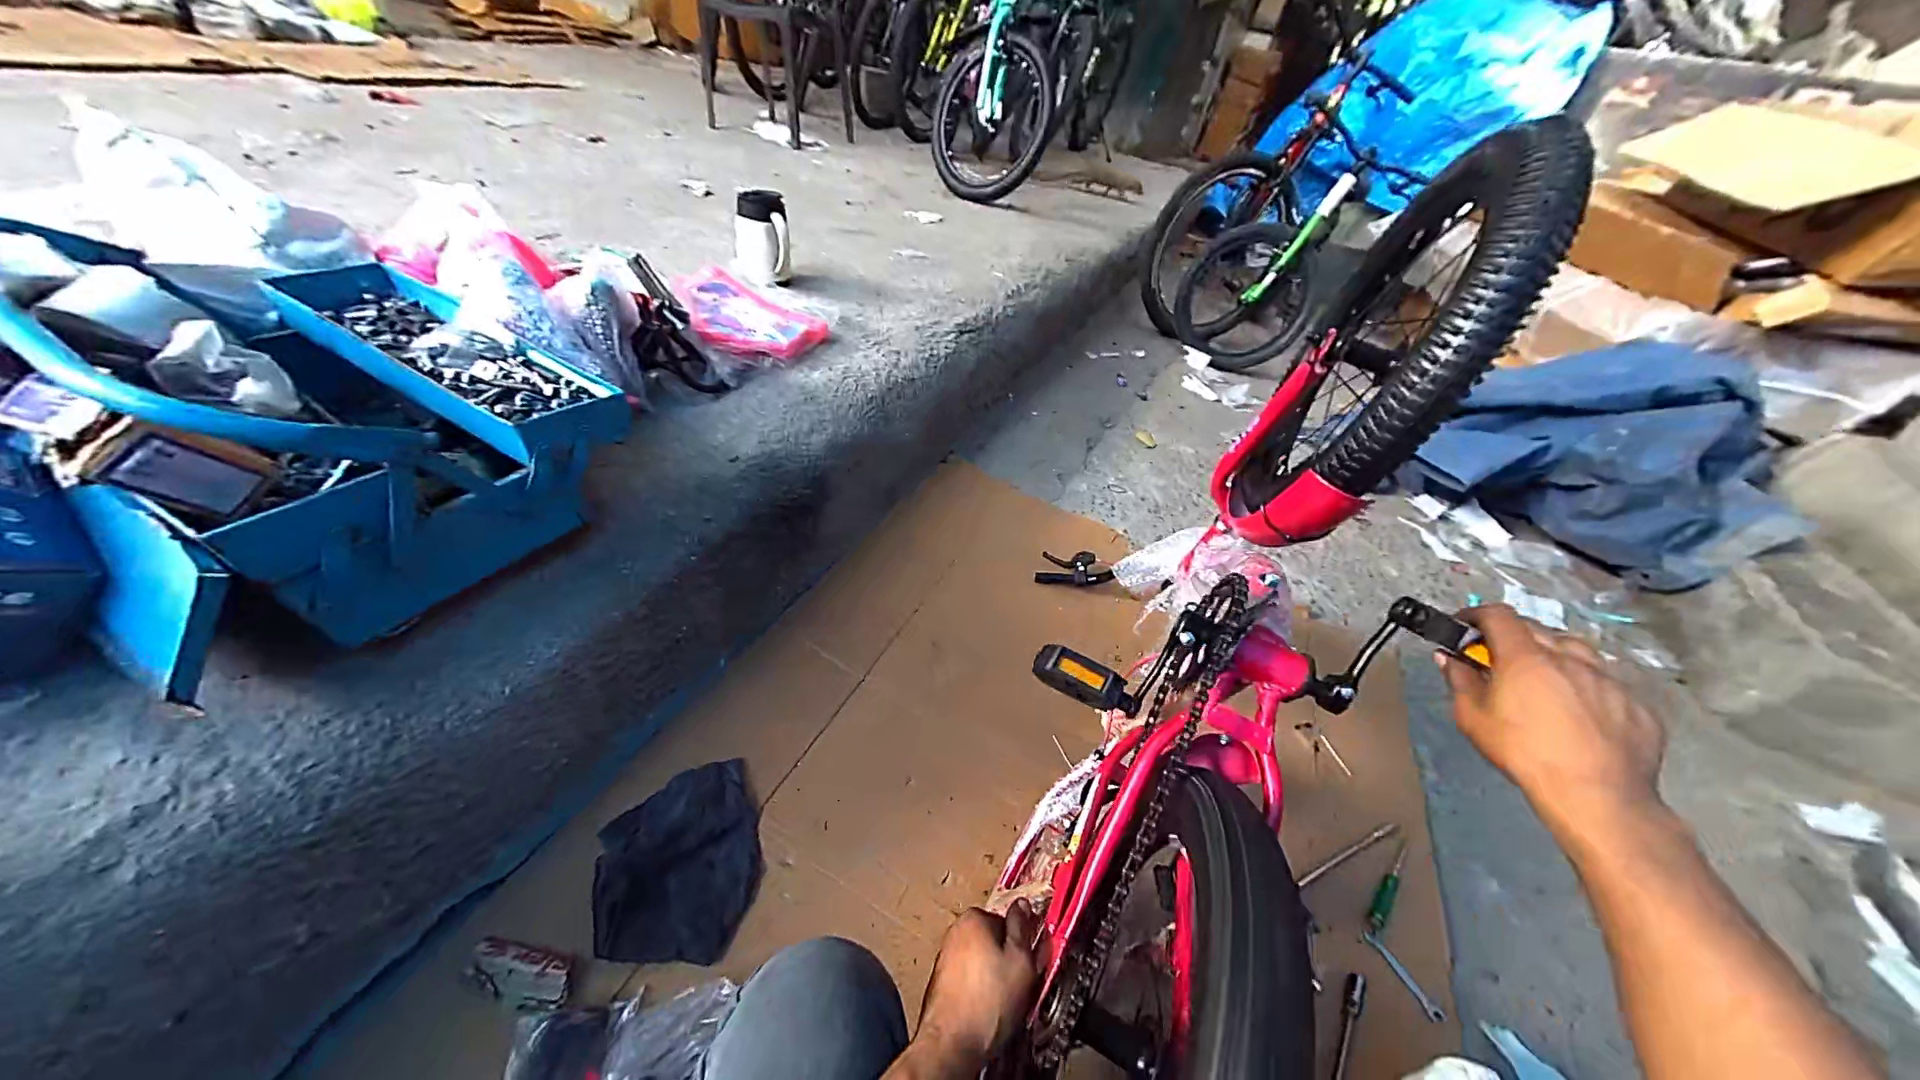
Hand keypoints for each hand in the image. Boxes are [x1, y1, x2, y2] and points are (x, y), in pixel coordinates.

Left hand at [915, 901, 1041, 1064]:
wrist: (952, 1042)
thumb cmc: (986, 1003)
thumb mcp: (1020, 959)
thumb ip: (1023, 927)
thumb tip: (1023, 907)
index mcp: (973, 919)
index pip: (1006, 919)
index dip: (1022, 941)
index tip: (1031, 956)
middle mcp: (955, 933)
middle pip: (993, 939)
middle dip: (1007, 958)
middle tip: (1020, 981)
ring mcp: (945, 958)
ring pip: (981, 961)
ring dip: (994, 976)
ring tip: (1004, 1000)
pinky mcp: (941, 983)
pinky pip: (969, 980)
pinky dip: (980, 990)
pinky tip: (988, 1008)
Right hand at [1438, 605, 1667, 833]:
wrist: (1596, 794)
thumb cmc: (1522, 751)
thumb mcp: (1472, 717)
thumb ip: (1460, 680)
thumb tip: (1450, 657)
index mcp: (1526, 657)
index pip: (1499, 616)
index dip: (1477, 615)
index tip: (1465, 627)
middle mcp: (1570, 659)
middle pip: (1537, 629)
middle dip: (1512, 636)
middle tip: (1499, 659)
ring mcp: (1609, 680)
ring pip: (1577, 652)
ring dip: (1554, 655)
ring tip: (1544, 679)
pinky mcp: (1637, 705)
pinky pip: (1605, 684)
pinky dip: (1585, 687)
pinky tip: (1579, 712)